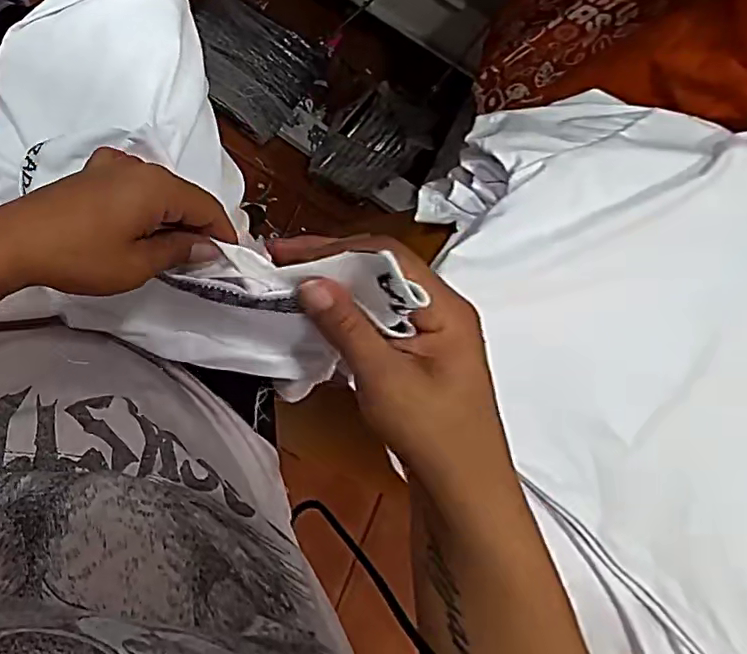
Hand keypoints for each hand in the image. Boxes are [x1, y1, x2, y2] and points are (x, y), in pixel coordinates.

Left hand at [0, 147, 238, 296]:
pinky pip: (132, 185)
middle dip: (195, 224)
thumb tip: (207, 246)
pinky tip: (135, 226)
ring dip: (169, 215)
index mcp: (156, 185)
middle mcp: (138, 167)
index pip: (205, 205)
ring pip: (157, 189)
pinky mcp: (92, 173)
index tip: (229, 258)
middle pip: (182, 194)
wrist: (14, 241)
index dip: (222, 232)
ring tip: (167, 248)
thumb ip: (177, 251)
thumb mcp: (135, 265)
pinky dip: (144, 204)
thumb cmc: (78, 256)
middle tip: (199, 259)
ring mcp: (112, 166)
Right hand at [269, 234, 509, 490]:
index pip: (387, 256)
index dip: (336, 248)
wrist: (464, 497)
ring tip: (291, 282)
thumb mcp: (385, 378)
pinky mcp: (412, 350)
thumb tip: (311, 283)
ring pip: (374, 292)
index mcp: (445, 308)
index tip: (293, 252)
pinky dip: (343, 312)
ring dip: (333, 287)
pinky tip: (316, 315)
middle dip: (330, 262)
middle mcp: (438, 310)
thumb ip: (347, 326)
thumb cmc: (437, 439)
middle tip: (283, 261)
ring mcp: (426, 330)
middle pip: (379, 269)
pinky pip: (373, 316)